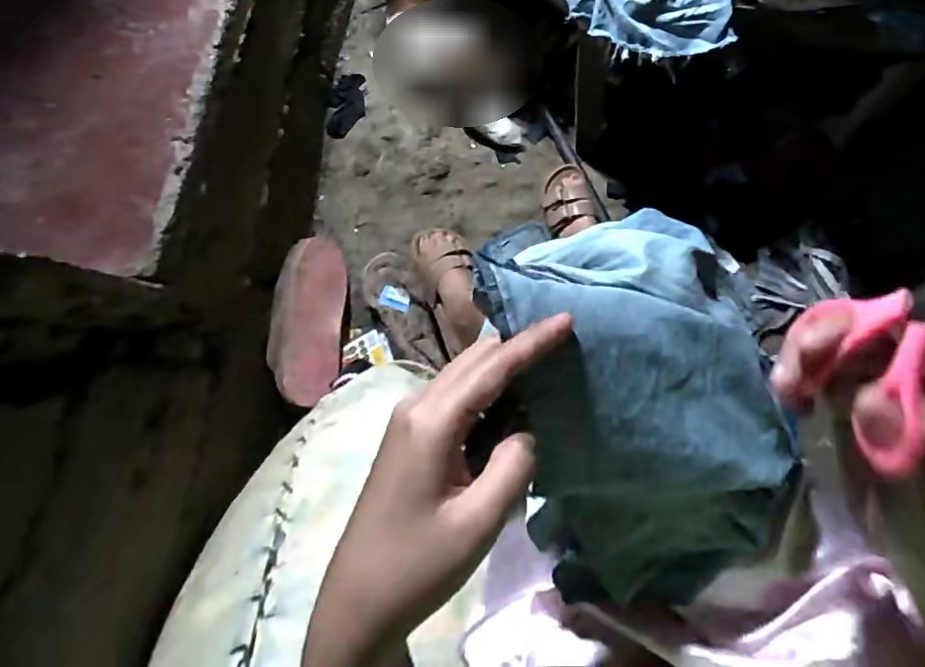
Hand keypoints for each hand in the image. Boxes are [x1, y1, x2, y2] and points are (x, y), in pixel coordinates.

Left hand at [304, 314, 574, 666]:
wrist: (356, 606)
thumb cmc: (417, 565)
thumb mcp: (478, 522)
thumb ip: (514, 464)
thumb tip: (528, 429)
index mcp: (431, 420)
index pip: (493, 367)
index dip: (533, 341)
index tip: (567, 319)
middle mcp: (417, 405)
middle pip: (477, 358)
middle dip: (520, 346)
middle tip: (564, 343)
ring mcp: (410, 418)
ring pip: (467, 372)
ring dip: (505, 367)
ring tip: (547, 366)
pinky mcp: (412, 435)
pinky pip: (458, 395)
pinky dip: (489, 389)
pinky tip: (513, 401)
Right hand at [772, 299, 924, 662]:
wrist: (916, 553)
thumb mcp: (921, 496)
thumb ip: (900, 449)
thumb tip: (871, 396)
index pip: (895, 329)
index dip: (859, 326)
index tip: (823, 351)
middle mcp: (895, 369)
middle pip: (855, 323)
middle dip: (819, 335)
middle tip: (791, 374)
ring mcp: (865, 378)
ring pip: (829, 336)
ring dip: (800, 351)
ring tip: (784, 390)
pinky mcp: (840, 394)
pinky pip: (814, 363)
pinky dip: (794, 370)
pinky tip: (788, 399)